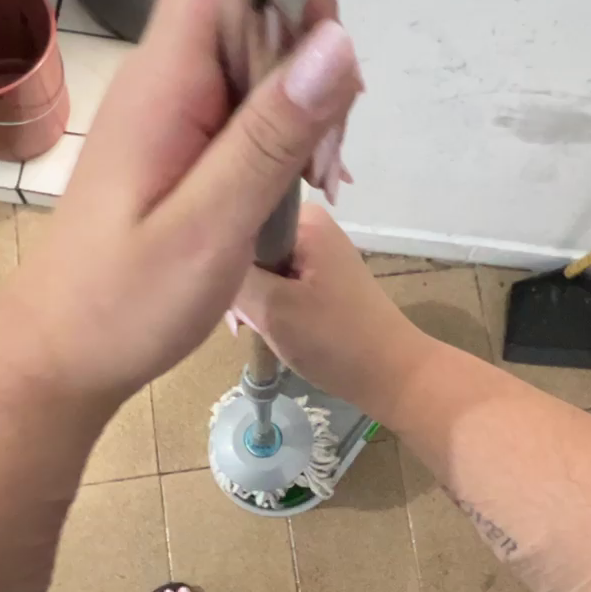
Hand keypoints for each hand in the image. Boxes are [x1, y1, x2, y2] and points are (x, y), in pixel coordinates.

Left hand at [1, 0, 360, 407]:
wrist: (65, 351)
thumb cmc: (126, 303)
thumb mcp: (209, 228)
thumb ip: (269, 138)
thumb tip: (337, 44)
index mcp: (165, 82)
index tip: (330, 66)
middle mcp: (166, 79)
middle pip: (255, 8)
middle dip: (314, 60)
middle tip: (327, 154)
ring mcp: (172, 111)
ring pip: (258, 60)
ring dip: (305, 104)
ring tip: (318, 179)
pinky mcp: (180, 143)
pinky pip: (245, 106)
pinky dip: (284, 133)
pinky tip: (296, 185)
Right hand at [232, 202, 428, 411]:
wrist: (391, 375)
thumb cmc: (334, 340)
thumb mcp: (271, 308)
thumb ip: (232, 277)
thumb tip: (199, 255)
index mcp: (302, 218)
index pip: (238, 215)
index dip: (220, 253)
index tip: (219, 292)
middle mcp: (311, 225)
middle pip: (247, 244)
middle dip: (237, 283)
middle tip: (241, 322)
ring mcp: (318, 252)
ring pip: (260, 268)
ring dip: (253, 300)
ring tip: (255, 329)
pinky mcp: (322, 278)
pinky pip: (279, 283)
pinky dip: (270, 307)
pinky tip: (271, 330)